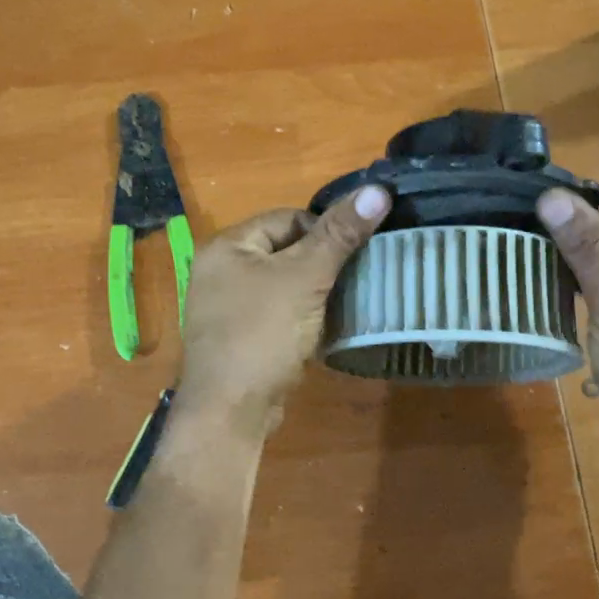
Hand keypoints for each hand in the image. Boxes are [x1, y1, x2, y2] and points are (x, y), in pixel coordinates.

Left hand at [178, 186, 390, 432]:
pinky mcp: (238, 339)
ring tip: (342, 306)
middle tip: (353, 282)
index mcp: (228, 246)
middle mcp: (220, 271)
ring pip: (283, 286)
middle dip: (321, 265)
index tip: (352, 257)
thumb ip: (340, 235)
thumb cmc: (263, 334)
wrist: (230, 410)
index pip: (287, 217)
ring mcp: (226, 308)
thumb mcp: (306, 278)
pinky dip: (301, 319)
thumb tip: (378, 189)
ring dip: (315, 294)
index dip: (324, 231)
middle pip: (285, 251)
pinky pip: (277, 316)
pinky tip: (323, 332)